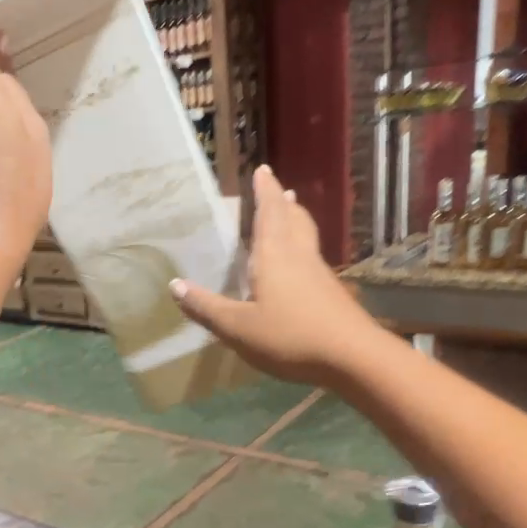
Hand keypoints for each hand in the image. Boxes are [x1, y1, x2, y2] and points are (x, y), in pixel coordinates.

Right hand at [170, 166, 386, 385]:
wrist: (352, 357)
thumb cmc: (290, 336)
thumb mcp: (238, 328)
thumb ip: (207, 308)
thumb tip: (174, 285)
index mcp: (274, 255)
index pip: (269, 212)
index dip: (265, 191)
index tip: (262, 170)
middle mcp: (299, 256)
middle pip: (293, 219)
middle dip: (283, 202)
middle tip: (278, 190)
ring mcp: (319, 274)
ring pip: (306, 237)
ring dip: (296, 222)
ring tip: (290, 216)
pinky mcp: (332, 293)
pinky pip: (312, 258)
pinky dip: (302, 249)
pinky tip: (298, 267)